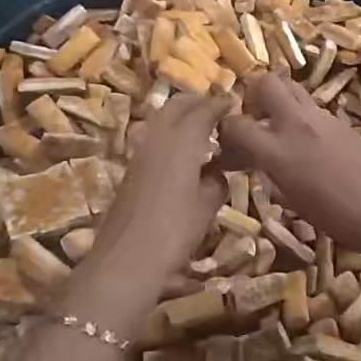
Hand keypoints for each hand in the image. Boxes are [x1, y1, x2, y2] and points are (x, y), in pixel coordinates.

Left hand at [84, 93, 228, 281]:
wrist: (126, 259)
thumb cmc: (174, 230)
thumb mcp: (206, 207)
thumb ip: (216, 182)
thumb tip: (218, 172)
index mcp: (181, 140)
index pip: (202, 110)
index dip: (219, 104)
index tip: (233, 102)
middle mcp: (158, 138)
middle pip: (175, 107)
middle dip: (196, 103)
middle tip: (216, 109)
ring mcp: (139, 153)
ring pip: (160, 120)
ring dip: (179, 117)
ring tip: (201, 129)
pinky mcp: (130, 170)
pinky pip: (152, 139)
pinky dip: (169, 135)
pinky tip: (182, 154)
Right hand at [220, 73, 360, 258]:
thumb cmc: (338, 218)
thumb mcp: (294, 202)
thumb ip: (271, 176)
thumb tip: (258, 166)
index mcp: (278, 151)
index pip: (236, 125)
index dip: (225, 132)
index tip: (226, 145)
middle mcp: (296, 124)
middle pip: (265, 82)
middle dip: (253, 95)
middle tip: (254, 118)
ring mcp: (321, 117)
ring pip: (290, 86)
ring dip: (278, 99)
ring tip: (278, 125)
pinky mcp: (340, 119)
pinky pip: (311, 105)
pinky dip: (300, 114)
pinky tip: (306, 140)